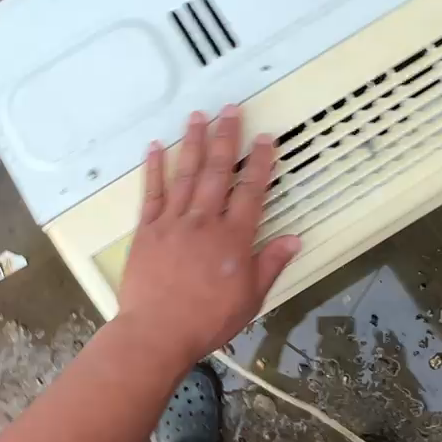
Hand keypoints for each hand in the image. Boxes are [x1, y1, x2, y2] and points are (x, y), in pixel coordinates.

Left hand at [114, 107, 300, 368]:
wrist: (157, 333)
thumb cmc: (208, 320)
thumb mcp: (251, 297)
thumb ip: (271, 263)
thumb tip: (295, 239)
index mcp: (234, 237)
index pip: (251, 190)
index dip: (261, 162)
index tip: (266, 139)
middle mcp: (204, 221)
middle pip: (217, 171)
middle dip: (226, 137)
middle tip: (231, 108)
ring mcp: (173, 222)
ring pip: (185, 174)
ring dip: (192, 142)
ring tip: (198, 115)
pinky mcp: (147, 230)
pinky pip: (151, 193)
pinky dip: (153, 169)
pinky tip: (154, 147)